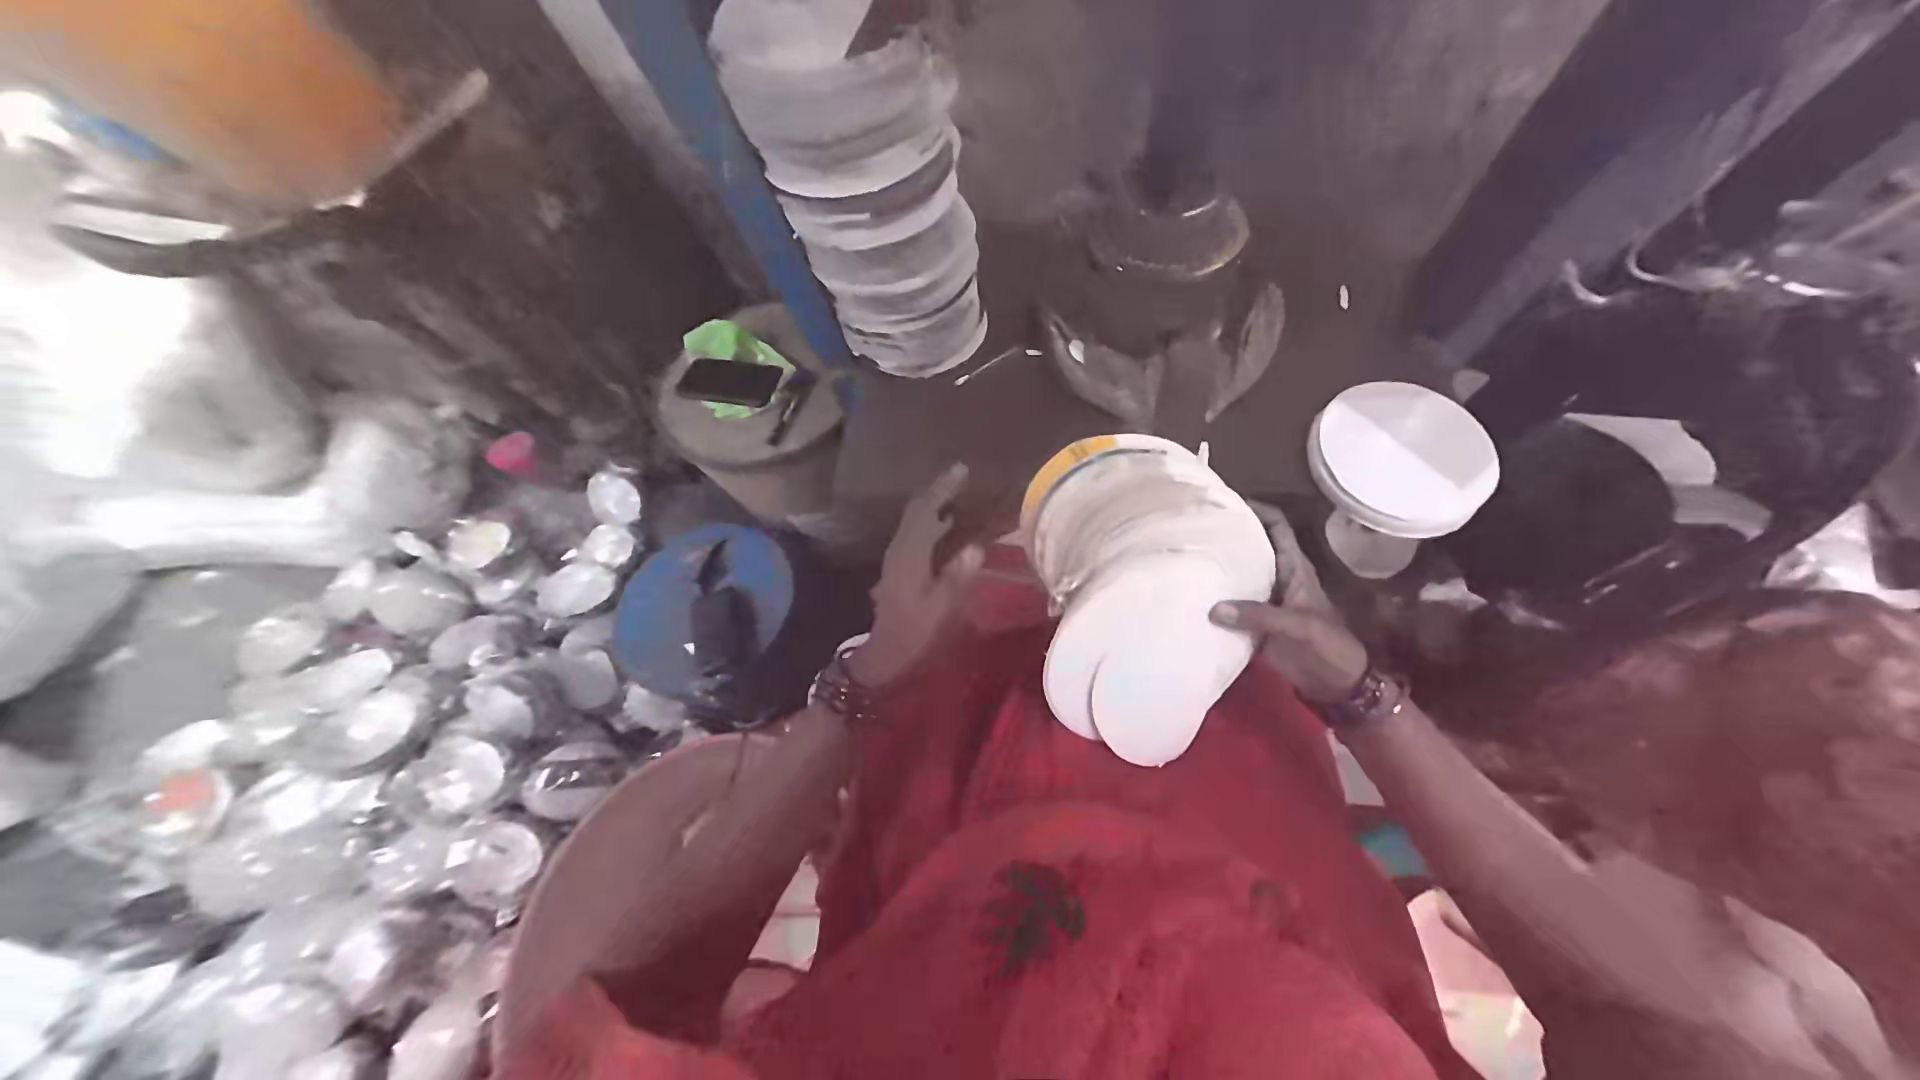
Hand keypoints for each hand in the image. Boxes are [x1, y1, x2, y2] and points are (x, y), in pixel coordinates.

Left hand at [850, 462, 984, 686]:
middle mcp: (900, 548)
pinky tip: (948, 525)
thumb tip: (976, 547)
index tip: (962, 470)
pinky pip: (917, 532)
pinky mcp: (900, 565)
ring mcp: (898, 556)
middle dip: (938, 490)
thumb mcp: (940, 608)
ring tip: (959, 494)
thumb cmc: (913, 632)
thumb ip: (957, 577)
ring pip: (916, 519)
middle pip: (917, 509)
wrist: (884, 651)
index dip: (943, 488)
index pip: (925, 511)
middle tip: (962, 476)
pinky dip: (932, 520)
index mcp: (909, 554)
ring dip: (935, 503)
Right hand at [1209, 502, 1368, 702]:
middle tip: (1195, 525)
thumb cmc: (1329, 647)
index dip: (1258, 510)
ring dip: (1218, 564)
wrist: (1336, 685)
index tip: (1228, 501)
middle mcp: (1277, 576)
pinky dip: (1213, 597)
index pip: (1278, 527)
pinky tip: (1191, 593)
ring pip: (1239, 572)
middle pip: (1252, 546)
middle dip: (1229, 534)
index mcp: (1295, 567)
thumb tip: (1213, 609)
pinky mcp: (1254, 622)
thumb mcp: (1299, 627)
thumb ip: (1258, 616)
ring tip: (1186, 553)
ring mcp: (1264, 599)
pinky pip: (1230, 603)